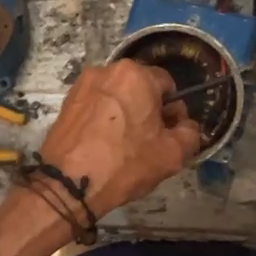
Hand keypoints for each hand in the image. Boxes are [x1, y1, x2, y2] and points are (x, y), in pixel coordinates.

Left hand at [37, 60, 202, 212]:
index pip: (167, 85)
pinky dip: (103, 120)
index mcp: (136, 75)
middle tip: (147, 142)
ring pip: (116, 98)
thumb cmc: (124, 164)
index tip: (169, 133)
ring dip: (124, 115)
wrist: (68, 185)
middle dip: (147, 111)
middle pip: (139, 88)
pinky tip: (102, 145)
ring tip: (122, 146)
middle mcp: (107, 71)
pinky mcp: (65, 103)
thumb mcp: (172, 154)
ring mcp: (82, 86)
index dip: (173, 110)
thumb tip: (186, 125)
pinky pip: (95, 107)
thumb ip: (190, 134)